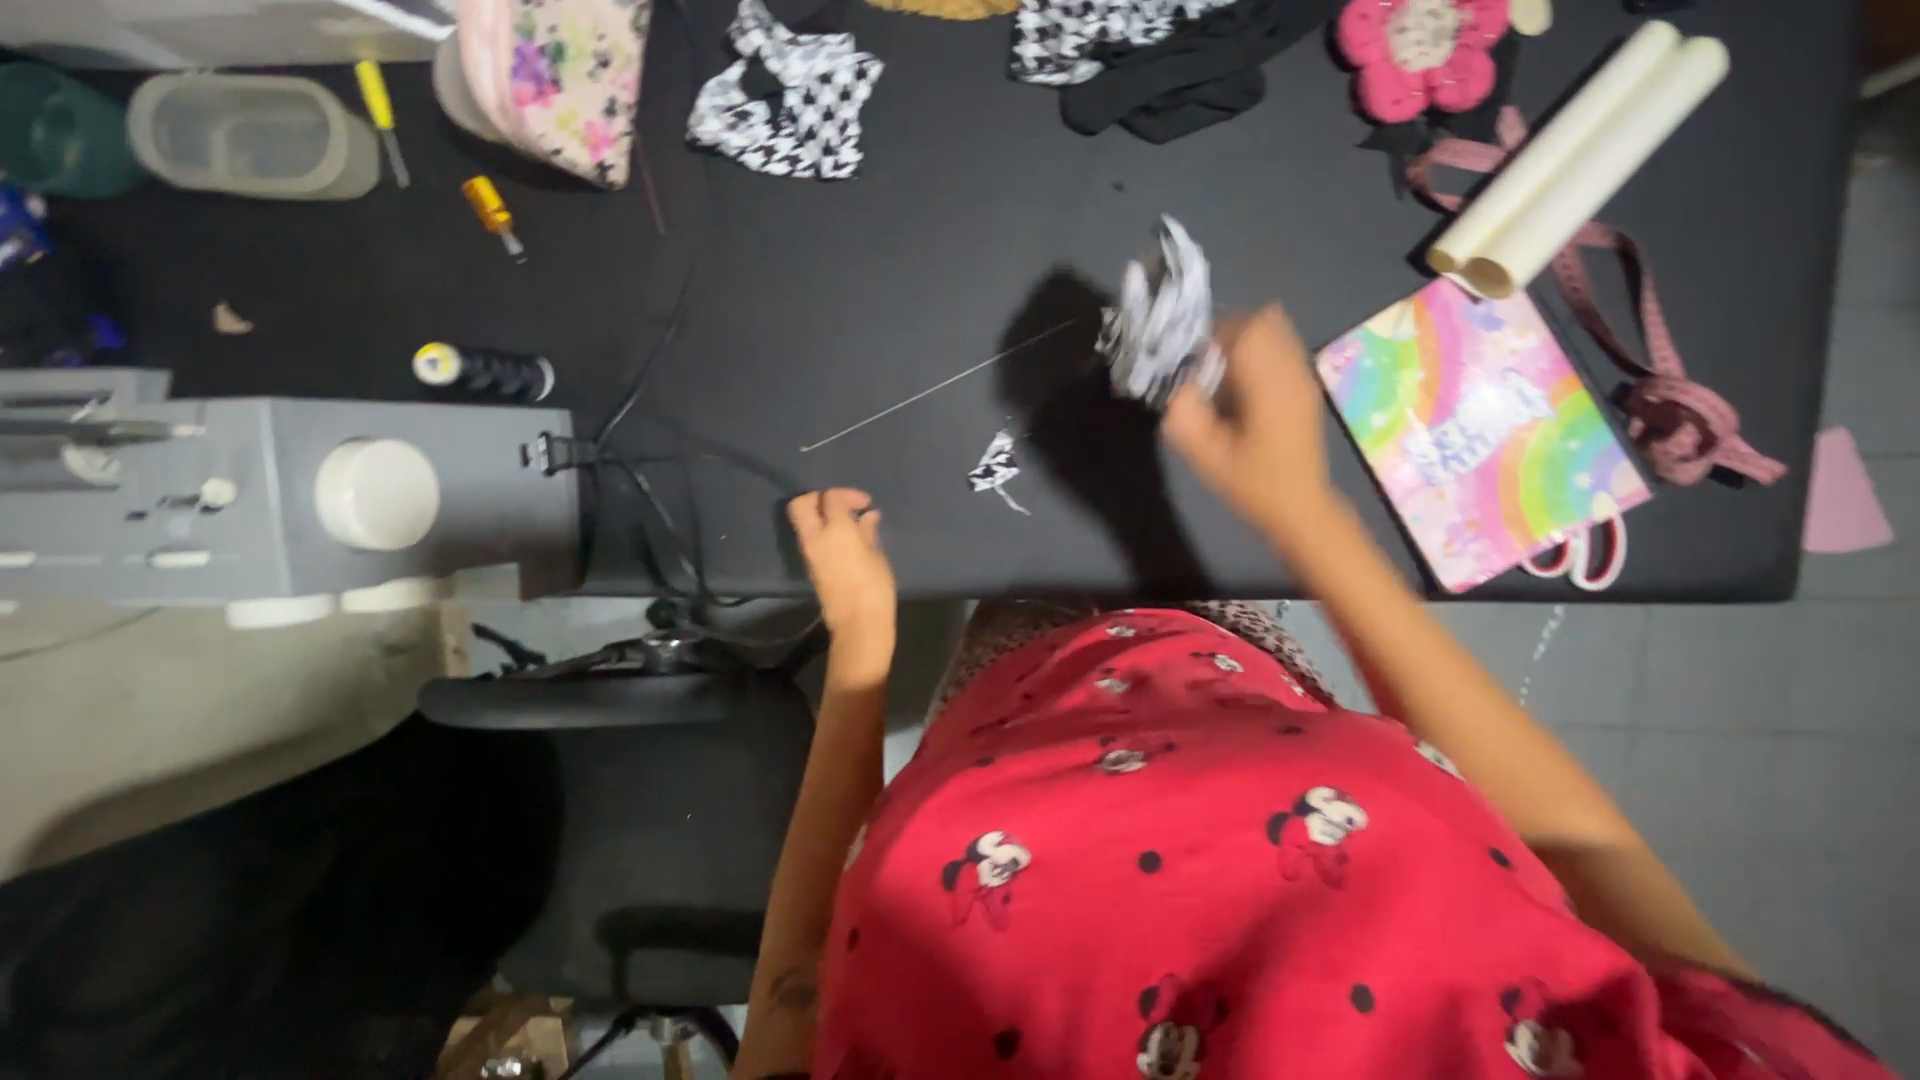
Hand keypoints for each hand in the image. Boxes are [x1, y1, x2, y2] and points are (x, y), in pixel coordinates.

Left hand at [788, 489, 896, 678]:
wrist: (858, 623)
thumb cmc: (875, 587)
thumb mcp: (877, 556)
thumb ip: (868, 531)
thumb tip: (867, 516)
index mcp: (836, 530)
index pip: (831, 498)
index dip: (848, 495)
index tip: (865, 504)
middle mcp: (816, 538)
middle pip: (801, 504)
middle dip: (819, 498)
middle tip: (841, 505)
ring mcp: (809, 553)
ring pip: (802, 522)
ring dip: (819, 515)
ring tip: (846, 524)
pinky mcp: (810, 566)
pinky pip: (809, 539)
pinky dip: (820, 531)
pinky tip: (843, 540)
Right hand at [1163, 304, 1337, 543]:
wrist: (1299, 507)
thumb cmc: (1252, 485)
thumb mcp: (1207, 458)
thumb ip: (1186, 417)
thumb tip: (1178, 385)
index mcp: (1269, 387)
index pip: (1246, 331)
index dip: (1214, 337)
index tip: (1195, 363)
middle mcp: (1292, 372)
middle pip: (1264, 320)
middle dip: (1229, 333)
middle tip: (1208, 366)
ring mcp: (1304, 377)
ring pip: (1276, 330)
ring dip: (1245, 342)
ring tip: (1226, 376)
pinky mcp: (1305, 385)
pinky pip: (1282, 347)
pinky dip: (1259, 354)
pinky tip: (1245, 388)